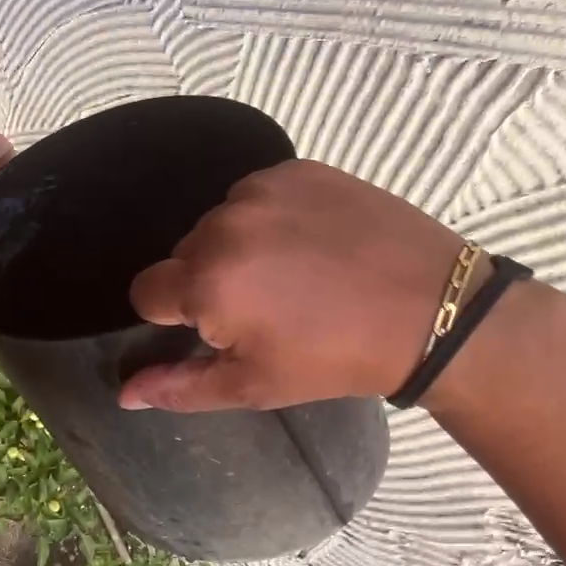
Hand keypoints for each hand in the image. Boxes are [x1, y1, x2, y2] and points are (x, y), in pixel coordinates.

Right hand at [119, 160, 467, 411]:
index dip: (175, 315)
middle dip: (209, 280)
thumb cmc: (336, 358)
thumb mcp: (255, 385)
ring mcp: (260, 194)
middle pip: (183, 256)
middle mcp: (220, 228)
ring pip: (217, 224)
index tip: (219, 327)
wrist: (441, 312)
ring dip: (237, 246)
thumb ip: (179, 387)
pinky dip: (270, 217)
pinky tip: (310, 241)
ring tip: (292, 271)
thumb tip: (124, 393)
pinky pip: (254, 195)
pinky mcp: (296, 172)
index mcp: (205, 283)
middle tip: (265, 304)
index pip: (147, 291)